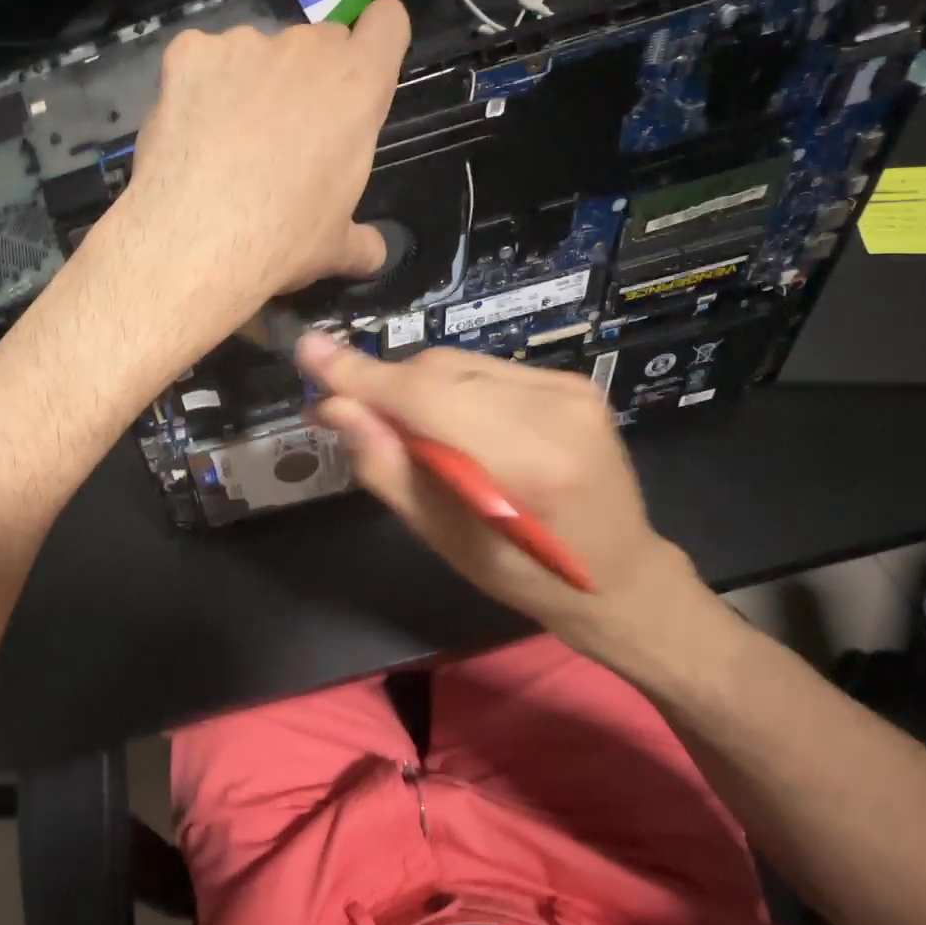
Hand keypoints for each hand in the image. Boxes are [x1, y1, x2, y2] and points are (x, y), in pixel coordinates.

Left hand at [80, 0, 412, 330]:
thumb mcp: (333, 249)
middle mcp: (305, 50)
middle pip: (316, 44)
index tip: (355, 78)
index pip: (387, 24)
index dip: (373, 46)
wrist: (194, 243)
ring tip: (221, 144)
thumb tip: (374, 252)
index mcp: (357, 86)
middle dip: (304, 80)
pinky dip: (194, 87)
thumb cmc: (280, 242)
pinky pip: (198, 59)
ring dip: (246, 84)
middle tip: (279, 137)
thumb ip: (361, 241)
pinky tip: (186, 131)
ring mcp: (243, 45)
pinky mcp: (187, 55)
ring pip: (253, 52)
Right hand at [296, 333, 721, 664]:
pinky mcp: (573, 382)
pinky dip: (451, 389)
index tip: (307, 352)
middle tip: (350, 417)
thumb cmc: (519, 572)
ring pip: (457, 364)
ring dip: (415, 388)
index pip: (423, 397)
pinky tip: (450, 423)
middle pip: (436, 370)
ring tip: (405, 428)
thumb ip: (385, 466)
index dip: (360, 375)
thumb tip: (333, 409)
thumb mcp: (439, 535)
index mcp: (523, 462)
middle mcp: (552, 410)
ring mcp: (568, 389)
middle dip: (384, 386)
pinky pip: (484, 369)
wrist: (618, 572)